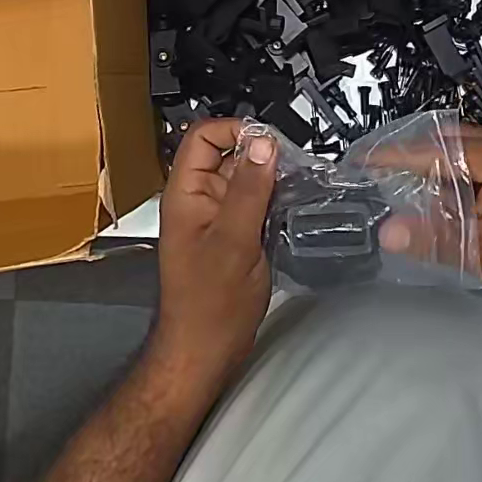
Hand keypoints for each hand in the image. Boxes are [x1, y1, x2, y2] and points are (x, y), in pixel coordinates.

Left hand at [147, 118, 278, 386]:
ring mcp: (216, 215)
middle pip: (226, 152)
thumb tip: (263, 143)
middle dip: (258, 151)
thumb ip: (249, 190)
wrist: (205, 352)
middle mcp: (199, 198)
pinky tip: (290, 204)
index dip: (234, 129)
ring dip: (268, 174)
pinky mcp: (233, 231)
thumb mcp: (234, 241)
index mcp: (186, 193)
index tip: (268, 141)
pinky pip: (251, 199)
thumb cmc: (210, 305)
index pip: (203, 136)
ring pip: (242, 175)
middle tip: (292, 163)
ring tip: (296, 183)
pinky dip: (270, 196)